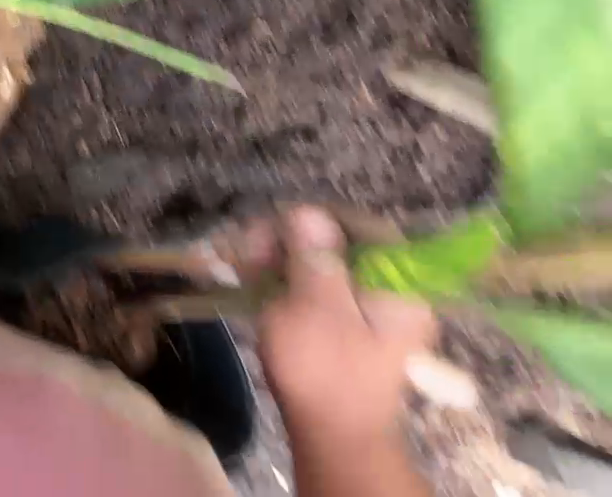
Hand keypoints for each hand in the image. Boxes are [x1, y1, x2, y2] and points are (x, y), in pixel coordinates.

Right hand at [256, 207, 437, 446]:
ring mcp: (366, 302)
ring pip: (317, 255)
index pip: (362, 226)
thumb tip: (307, 210)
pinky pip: (311, 275)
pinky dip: (280, 272)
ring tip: (242, 269)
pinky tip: (252, 279)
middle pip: (336, 238)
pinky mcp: (343, 314)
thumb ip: (315, 259)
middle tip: (247, 256)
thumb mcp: (314, 309)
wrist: (330, 430)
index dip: (313, 218)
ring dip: (275, 254)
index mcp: (398, 287)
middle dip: (285, 238)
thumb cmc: (324, 370)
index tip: (269, 231)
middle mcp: (390, 288)